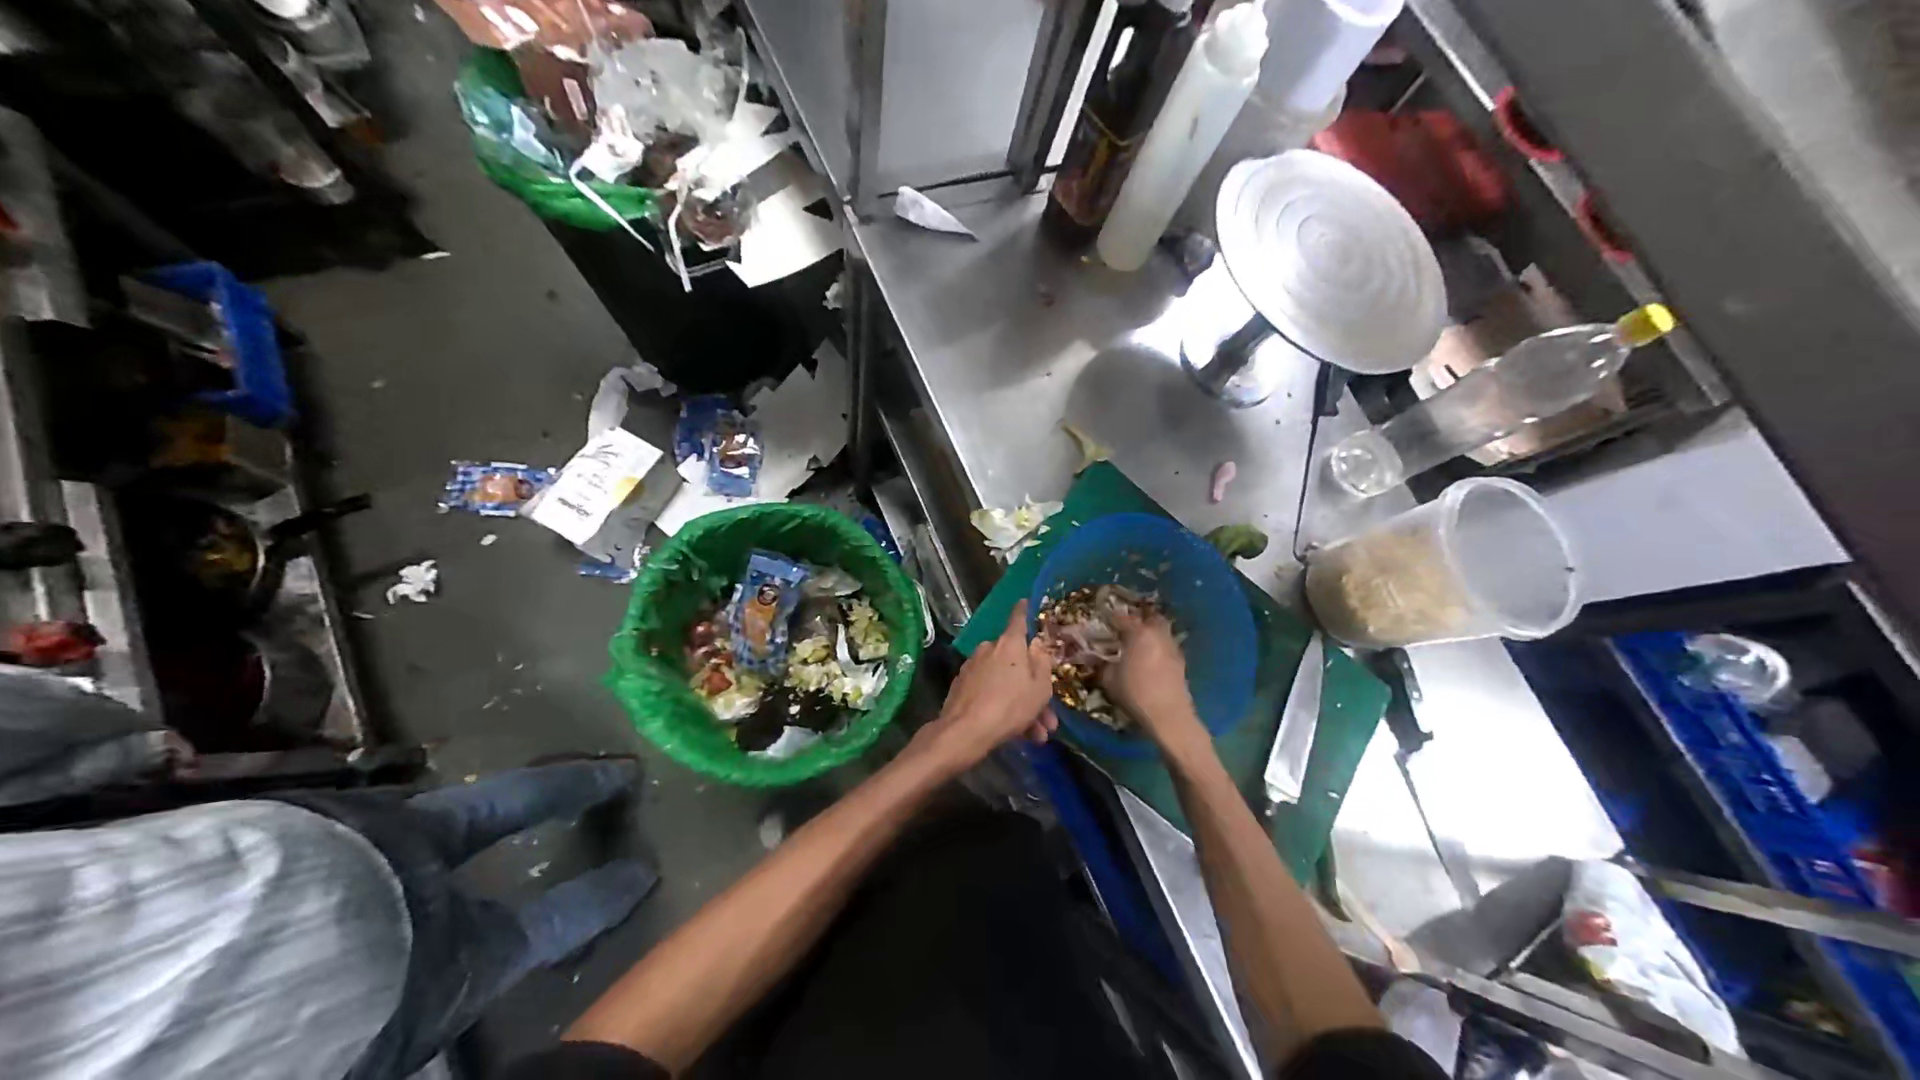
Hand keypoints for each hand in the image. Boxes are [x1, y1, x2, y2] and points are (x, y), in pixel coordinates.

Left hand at [916, 602, 1056, 771]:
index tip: (1025, 601)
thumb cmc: (1010, 706)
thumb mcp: (1040, 687)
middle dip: (1034, 688)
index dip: (1024, 610)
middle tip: (1047, 717)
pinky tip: (1017, 734)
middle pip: (1016, 662)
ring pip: (1006, 682)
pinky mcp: (962, 686)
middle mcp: (989, 649)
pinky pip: (991, 692)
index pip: (1018, 618)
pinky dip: (1004, 708)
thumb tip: (1036, 645)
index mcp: (1009, 643)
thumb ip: (1042, 662)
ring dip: (1023, 705)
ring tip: (1036, 735)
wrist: (966, 732)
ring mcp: (973, 667)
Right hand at [1104, 611, 1206, 753]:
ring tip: (1139, 645)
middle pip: (1150, 618)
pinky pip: (1167, 647)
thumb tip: (1098, 660)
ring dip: (1151, 634)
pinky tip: (1151, 660)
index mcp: (1138, 633)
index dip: (1111, 619)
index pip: (1122, 618)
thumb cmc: (1135, 693)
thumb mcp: (1109, 679)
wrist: (1168, 714)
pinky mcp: (1181, 662)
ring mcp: (1172, 647)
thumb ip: (1102, 665)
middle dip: (1139, 621)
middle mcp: (1157, 635)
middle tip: (1127, 630)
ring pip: (1162, 632)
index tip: (1104, 622)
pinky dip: (1159, 648)